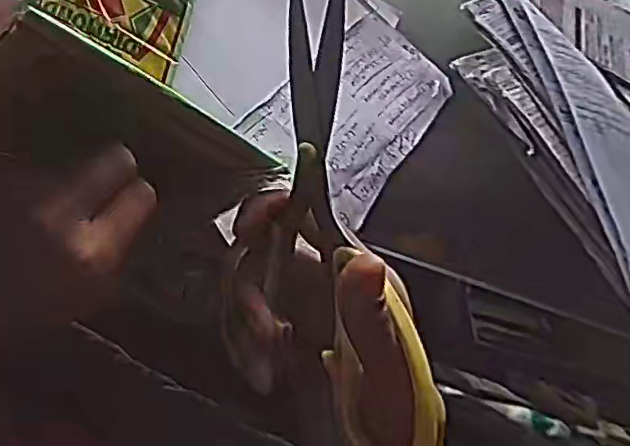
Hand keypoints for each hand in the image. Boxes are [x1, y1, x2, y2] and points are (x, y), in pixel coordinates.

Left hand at [0, 144, 159, 332]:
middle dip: (119, 164)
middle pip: (114, 160)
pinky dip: (50, 183)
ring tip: (64, 203)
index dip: (141, 192)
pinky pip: (49, 171)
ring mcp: (39, 192)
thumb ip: (116, 250)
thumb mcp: (90, 292)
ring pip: (79, 164)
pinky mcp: (15, 179)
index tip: (138, 192)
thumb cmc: (34, 310)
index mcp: (95, 255)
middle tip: (118, 171)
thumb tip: (137, 209)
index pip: (140, 197)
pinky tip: (38, 205)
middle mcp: (69, 216)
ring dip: (79, 178)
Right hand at [227, 192, 418, 445]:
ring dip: (242, 319)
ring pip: (241, 276)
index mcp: (352, 273)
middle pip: (261, 243)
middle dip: (247, 280)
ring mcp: (294, 300)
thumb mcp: (388, 373)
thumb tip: (367, 262)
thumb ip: (372, 317)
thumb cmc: (394, 421)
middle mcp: (320, 277)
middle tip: (256, 321)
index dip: (271, 207)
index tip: (250, 225)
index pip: (304, 212)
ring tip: (266, 362)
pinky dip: (238, 341)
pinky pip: (235, 312)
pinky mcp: (272, 325)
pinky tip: (262, 369)